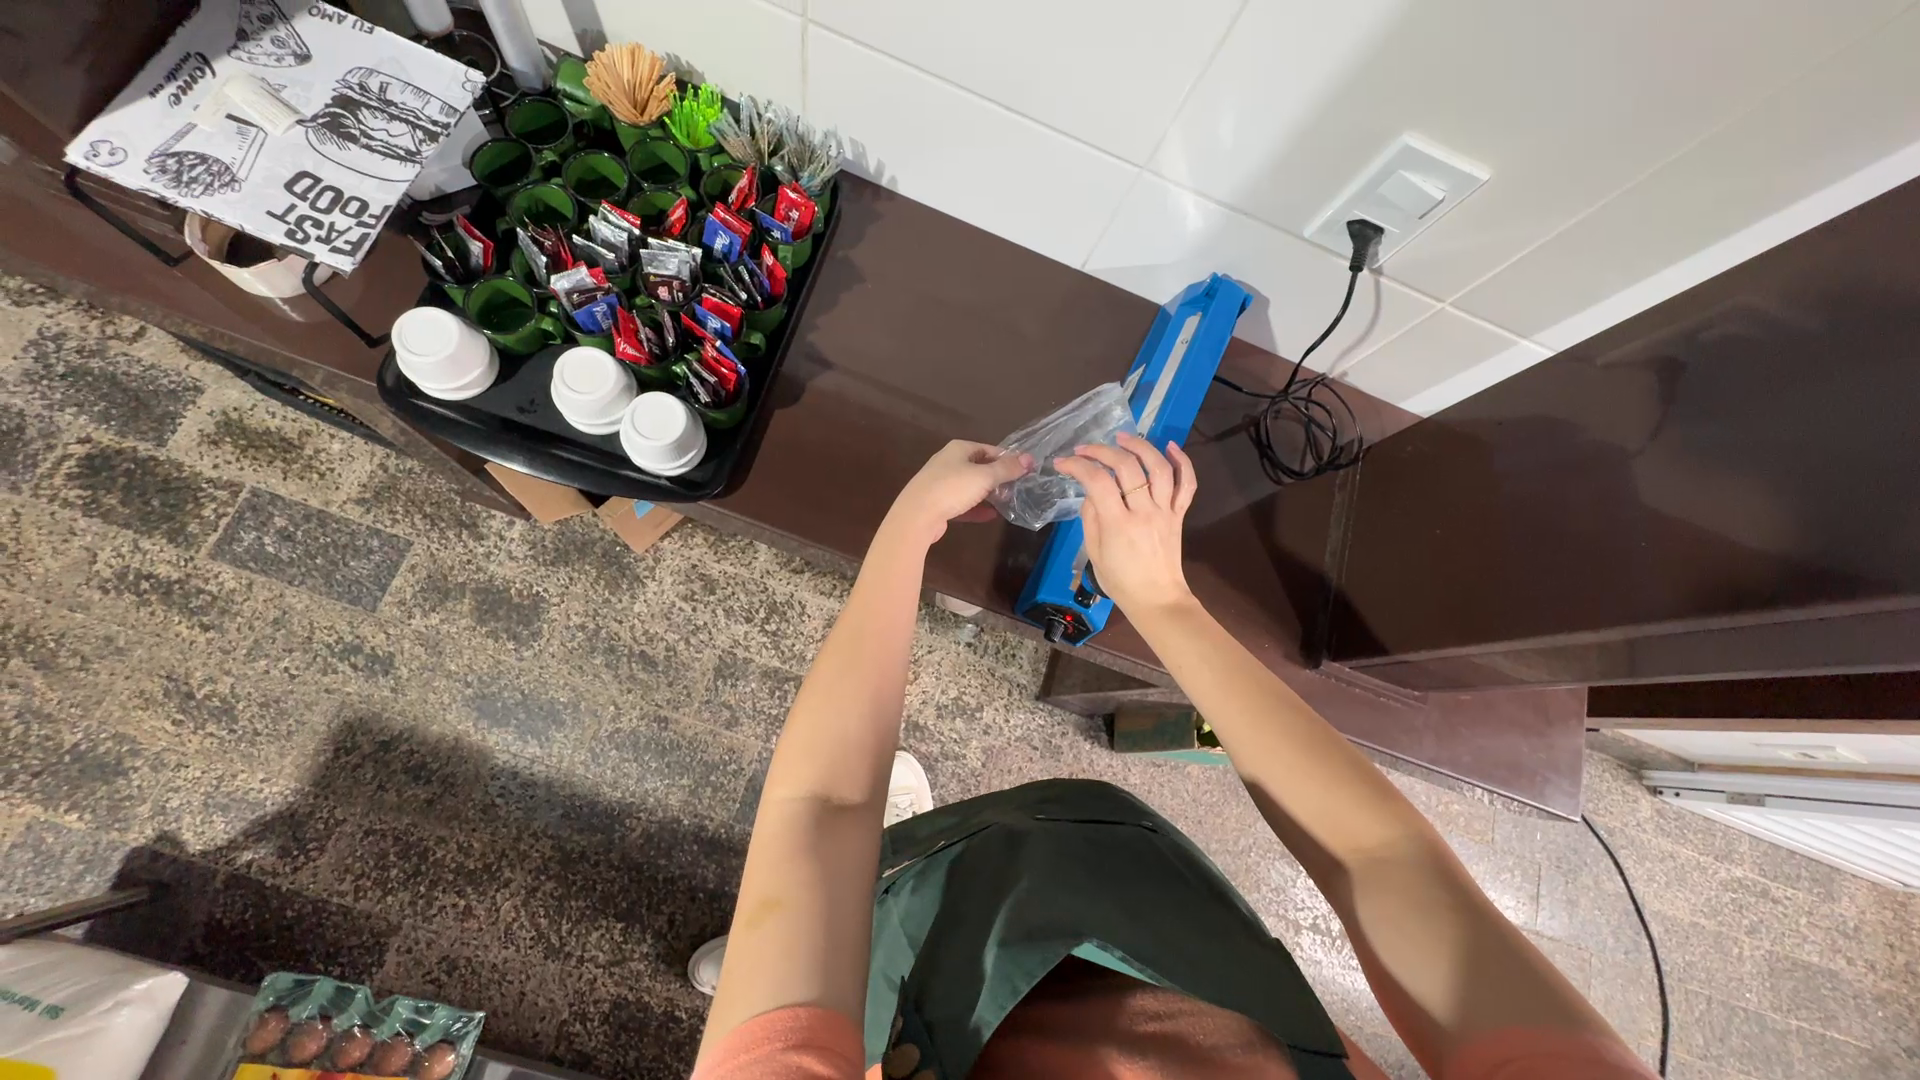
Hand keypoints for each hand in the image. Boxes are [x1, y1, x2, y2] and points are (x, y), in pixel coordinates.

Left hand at [886, 440, 1032, 545]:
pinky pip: (962, 504)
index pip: (989, 449)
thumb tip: (1029, 458)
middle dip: (998, 478)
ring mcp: (941, 483)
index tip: (1025, 471)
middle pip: (979, 467)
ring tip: (1008, 502)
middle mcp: (948, 462)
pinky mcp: (938, 504)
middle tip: (1017, 488)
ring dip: (988, 494)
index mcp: (959, 449)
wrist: (916, 516)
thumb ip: (1007, 469)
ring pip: (971, 486)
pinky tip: (991, 516)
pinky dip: (976, 508)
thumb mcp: (984, 477)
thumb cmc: (952, 488)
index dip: (1008, 459)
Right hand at [1052, 433, 1196, 613]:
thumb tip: (1091, 492)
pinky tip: (1170, 447)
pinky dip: (1182, 462)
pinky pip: (1186, 484)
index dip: (1078, 466)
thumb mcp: (1094, 552)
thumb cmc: (1120, 581)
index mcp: (1118, 525)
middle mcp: (1144, 512)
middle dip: (1103, 451)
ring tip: (1124, 438)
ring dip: (1141, 447)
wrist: (1156, 599)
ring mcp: (1165, 512)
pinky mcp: (1179, 515)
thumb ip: (1091, 518)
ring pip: (1159, 468)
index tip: (1064, 463)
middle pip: (1127, 467)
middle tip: (1086, 448)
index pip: (1097, 482)